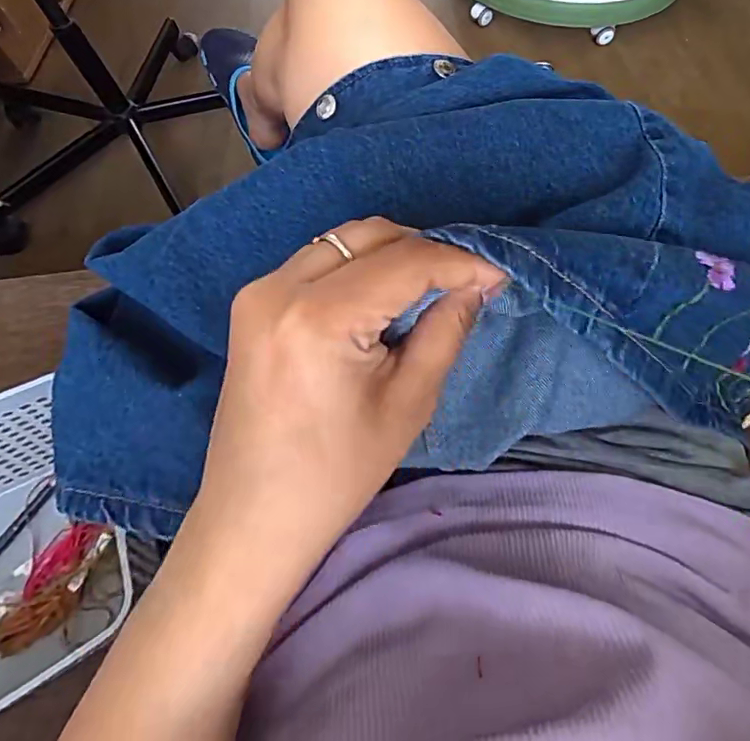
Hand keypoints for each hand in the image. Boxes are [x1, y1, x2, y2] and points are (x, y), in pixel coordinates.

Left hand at [194, 218, 504, 555]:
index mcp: (318, 318)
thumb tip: (477, 286)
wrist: (253, 515)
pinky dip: (359, 264)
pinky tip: (383, 296)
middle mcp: (280, 288)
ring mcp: (260, 290)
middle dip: (426, 249)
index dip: (458, 263)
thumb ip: (446, 330)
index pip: (404, 262)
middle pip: (371, 235)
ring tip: (429, 287)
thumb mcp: (408, 403)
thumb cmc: (336, 474)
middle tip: (464, 282)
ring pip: (344, 240)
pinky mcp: (253, 301)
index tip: (496, 276)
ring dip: (392, 252)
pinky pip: (319, 258)